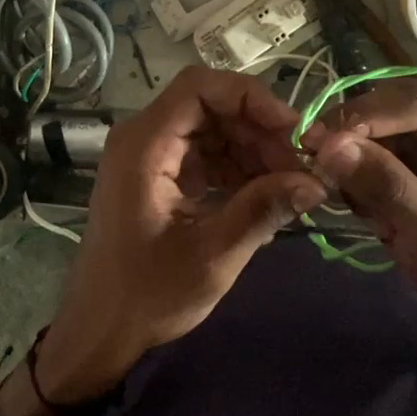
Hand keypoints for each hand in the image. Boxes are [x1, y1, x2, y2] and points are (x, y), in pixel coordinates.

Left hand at [38, 66, 324, 400]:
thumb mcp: (213, 254)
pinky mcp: (155, 176)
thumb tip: (317, 182)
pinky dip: (234, 167)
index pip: (200, 86)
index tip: (293, 131)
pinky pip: (201, 153)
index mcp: (145, 143)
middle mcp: (142, 137)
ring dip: (251, 149)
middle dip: (258, 129)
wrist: (99, 328)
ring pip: (209, 128)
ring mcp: (147, 156)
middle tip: (300, 167)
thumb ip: (262, 209)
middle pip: (209, 105)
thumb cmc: (148, 293)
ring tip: (289, 185)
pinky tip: (264, 195)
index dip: (251, 98)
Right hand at [304, 77, 416, 329]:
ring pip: (370, 123)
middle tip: (311, 159)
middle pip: (387, 105)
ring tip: (345, 193)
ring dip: (350, 155)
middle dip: (351, 135)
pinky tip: (363, 204)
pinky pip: (367, 145)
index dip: (362, 118)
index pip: (412, 102)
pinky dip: (354, 170)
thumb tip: (330, 146)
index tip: (315, 140)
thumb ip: (386, 185)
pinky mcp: (412, 150)